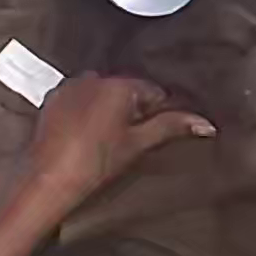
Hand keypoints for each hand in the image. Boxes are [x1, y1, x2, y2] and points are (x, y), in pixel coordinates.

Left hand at [15, 75, 215, 221]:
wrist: (49, 178)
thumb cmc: (96, 162)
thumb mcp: (138, 144)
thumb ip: (171, 126)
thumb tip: (206, 123)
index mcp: (119, 84)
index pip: (152, 91)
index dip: (156, 113)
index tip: (150, 133)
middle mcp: (94, 77)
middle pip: (126, 89)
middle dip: (131, 109)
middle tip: (129, 139)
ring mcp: (71, 85)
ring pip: (102, 92)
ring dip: (108, 108)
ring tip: (105, 139)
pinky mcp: (54, 97)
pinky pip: (79, 97)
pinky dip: (86, 109)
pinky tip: (84, 134)